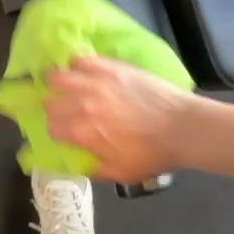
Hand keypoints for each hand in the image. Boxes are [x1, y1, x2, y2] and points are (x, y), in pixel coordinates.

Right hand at [45, 56, 193, 182]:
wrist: (182, 128)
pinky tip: (83, 71)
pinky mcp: (110, 67)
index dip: (57, 132)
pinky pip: (83, 60)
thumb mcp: (120, 173)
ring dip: (59, 84)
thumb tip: (77, 164)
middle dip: (56, 109)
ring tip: (66, 86)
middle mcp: (80, 104)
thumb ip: (93, 169)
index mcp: (80, 132)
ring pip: (59, 76)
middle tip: (67, 111)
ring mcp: (94, 82)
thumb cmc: (153, 154)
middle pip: (50, 102)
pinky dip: (78, 65)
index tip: (65, 133)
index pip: (51, 128)